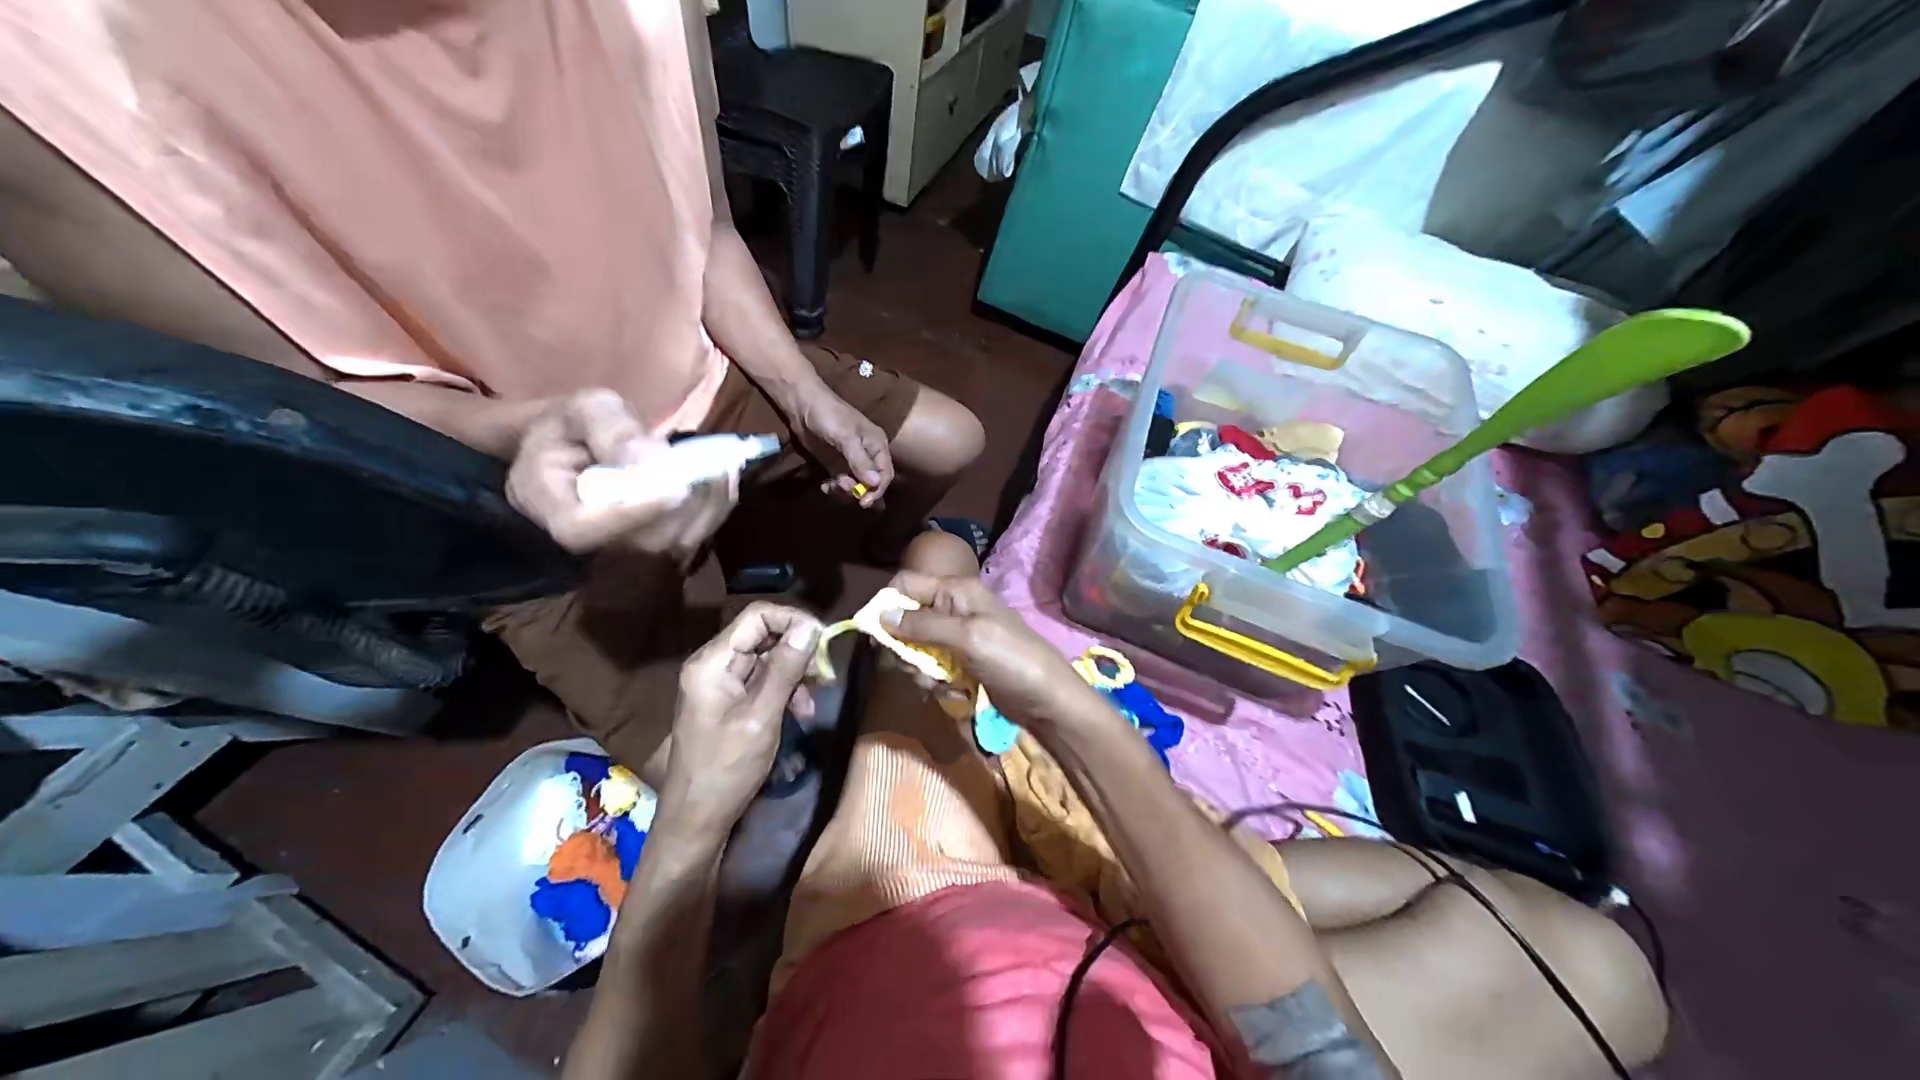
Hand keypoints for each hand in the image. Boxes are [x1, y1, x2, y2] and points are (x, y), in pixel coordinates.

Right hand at [507, 389, 735, 554]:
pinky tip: (724, 474)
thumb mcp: (583, 412)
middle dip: (684, 498)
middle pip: (647, 536)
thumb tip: (655, 461)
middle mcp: (596, 538)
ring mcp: (634, 545)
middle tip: (707, 461)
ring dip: (708, 498)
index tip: (675, 487)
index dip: (633, 512)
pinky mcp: (664, 540)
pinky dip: (719, 502)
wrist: (580, 448)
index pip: (585, 529)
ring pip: (681, 536)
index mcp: (551, 507)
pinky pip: (701, 530)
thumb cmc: (572, 427)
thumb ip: (612, 432)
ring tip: (719, 462)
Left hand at [664, 603, 821, 837]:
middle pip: (764, 634)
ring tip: (816, 697)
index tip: (824, 641)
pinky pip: (764, 681)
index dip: (794, 620)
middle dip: (799, 650)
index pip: (757, 616)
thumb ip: (785, 669)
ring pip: (768, 658)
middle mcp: (714, 664)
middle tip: (826, 674)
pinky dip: (786, 690)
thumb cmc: (726, 769)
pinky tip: (801, 711)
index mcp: (712, 662)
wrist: (697, 820)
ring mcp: (721, 683)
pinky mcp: (730, 701)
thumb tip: (811, 627)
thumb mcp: (761, 717)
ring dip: (797, 673)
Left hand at [790, 384, 892, 507]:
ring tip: (831, 486)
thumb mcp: (846, 438)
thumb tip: (875, 484)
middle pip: (871, 484)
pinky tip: (825, 486)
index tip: (864, 502)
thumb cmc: (830, 416)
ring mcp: (851, 461)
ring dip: (845, 492)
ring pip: (856, 486)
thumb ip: (860, 461)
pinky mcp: (836, 465)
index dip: (878, 490)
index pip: (885, 474)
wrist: (803, 405)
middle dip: (858, 492)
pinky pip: (841, 484)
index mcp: (877, 446)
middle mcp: (868, 456)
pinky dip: (835, 489)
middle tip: (842, 489)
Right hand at [885, 571, 1104, 728]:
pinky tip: (953, 692)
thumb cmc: (1011, 658)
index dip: (886, 604)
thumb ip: (923, 625)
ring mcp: (959, 637)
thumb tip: (881, 615)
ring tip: (937, 683)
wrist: (1048, 698)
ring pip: (918, 646)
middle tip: (912, 666)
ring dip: (920, 667)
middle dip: (903, 644)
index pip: (906, 584)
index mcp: (956, 590)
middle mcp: (954, 608)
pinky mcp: (963, 662)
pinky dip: (936, 680)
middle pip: (907, 618)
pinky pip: (934, 666)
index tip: (876, 634)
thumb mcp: (967, 637)